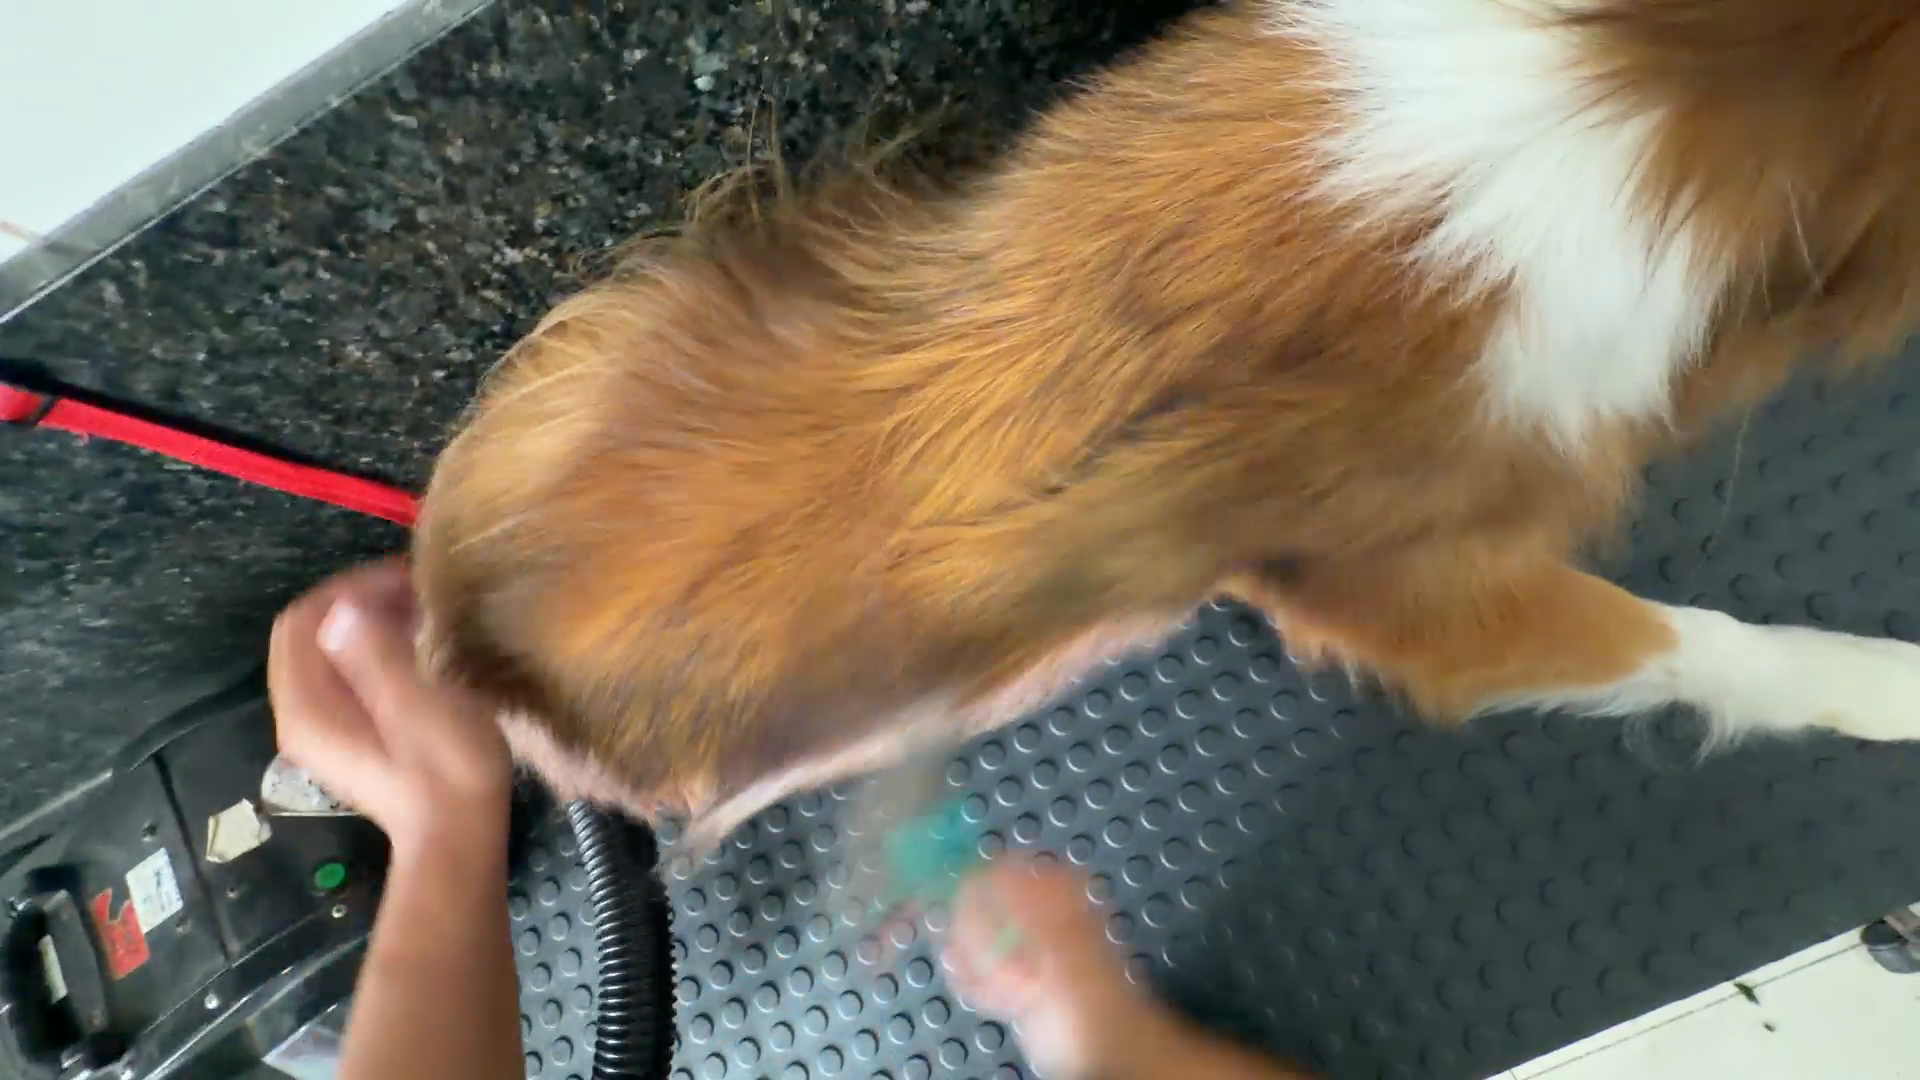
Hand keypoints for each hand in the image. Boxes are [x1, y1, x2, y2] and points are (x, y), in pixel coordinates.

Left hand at [267, 558, 512, 856]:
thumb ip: (377, 658)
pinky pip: (345, 670)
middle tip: (420, 588)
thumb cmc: (448, 768)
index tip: (409, 577)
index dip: (351, 588)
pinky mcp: (348, 731)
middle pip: (309, 632)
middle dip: (359, 598)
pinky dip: (375, 645)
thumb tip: (345, 609)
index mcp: (310, 706)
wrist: (457, 831)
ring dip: (369, 619)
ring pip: (327, 649)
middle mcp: (301, 712)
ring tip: (424, 609)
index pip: (302, 621)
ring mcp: (322, 724)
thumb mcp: (420, 708)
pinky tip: (417, 645)